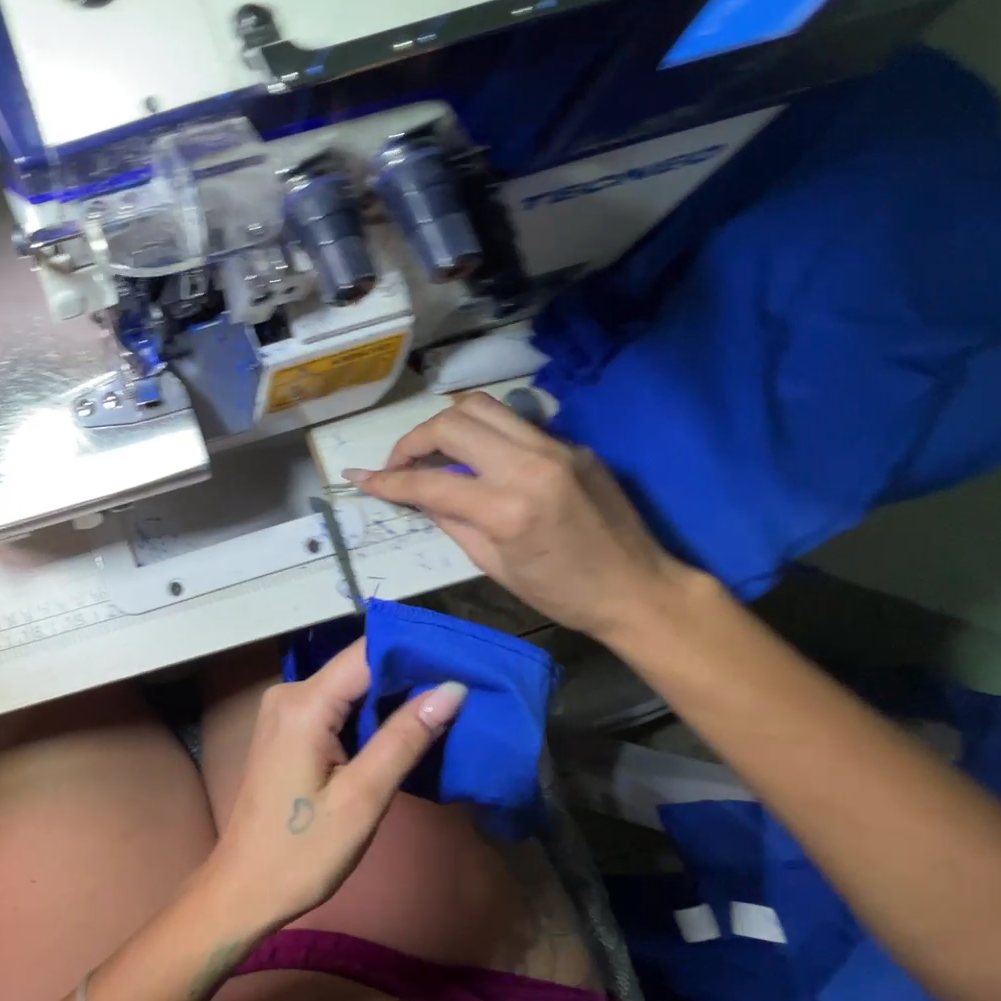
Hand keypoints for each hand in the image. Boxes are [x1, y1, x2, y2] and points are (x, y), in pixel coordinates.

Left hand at [205, 640, 464, 930]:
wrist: (245, 886)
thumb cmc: (303, 850)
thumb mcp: (362, 798)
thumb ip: (404, 738)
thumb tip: (450, 690)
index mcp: (303, 703)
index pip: (366, 653)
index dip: (414, 652)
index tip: (464, 661)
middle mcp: (289, 694)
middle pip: (358, 667)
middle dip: (409, 676)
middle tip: (466, 692)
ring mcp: (284, 710)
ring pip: (349, 688)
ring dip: (393, 699)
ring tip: (448, 709)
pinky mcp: (288, 729)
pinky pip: (335, 708)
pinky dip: (369, 716)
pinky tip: (406, 731)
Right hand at [342, 392, 694, 640]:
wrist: (640, 588)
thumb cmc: (562, 593)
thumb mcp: (494, 565)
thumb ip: (451, 520)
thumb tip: (417, 493)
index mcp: (509, 508)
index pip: (430, 481)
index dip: (387, 480)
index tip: (361, 479)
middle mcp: (531, 465)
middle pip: (452, 423)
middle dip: (412, 440)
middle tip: (400, 465)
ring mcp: (557, 448)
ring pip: (482, 407)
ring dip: (445, 424)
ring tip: (433, 451)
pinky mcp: (573, 445)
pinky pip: (514, 425)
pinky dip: (483, 435)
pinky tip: (479, 462)